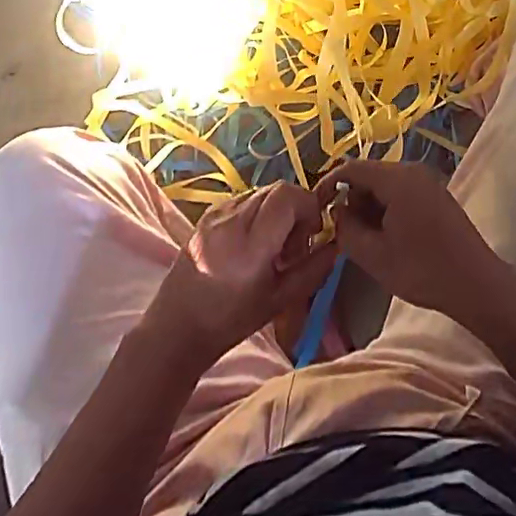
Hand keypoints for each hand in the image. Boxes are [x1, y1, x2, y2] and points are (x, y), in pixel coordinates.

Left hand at [144, 183, 336, 365]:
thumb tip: (337, 245)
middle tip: (293, 244)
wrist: (178, 326)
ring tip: (272, 246)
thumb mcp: (280, 300)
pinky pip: (243, 199)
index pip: (288, 196)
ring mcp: (216, 213)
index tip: (310, 235)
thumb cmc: (231, 320)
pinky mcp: (207, 214)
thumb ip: (313, 269)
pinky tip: (252, 243)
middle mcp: (232, 219)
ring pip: (261, 192)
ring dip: (277, 209)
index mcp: (251, 243)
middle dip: (295, 208)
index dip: (308, 207)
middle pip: (277, 189)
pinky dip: (258, 212)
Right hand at [314, 160, 506, 317]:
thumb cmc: (422, 270)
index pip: (351, 168)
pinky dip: (388, 208)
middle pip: (369, 174)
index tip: (317, 209)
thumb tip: (338, 210)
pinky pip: (401, 191)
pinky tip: (389, 236)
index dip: (329, 185)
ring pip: (385, 184)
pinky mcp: (437, 195)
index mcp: (397, 179)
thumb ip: (346, 228)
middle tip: (346, 231)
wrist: (477, 286)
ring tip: (368, 238)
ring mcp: (428, 181)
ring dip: (370, 206)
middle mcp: (413, 171)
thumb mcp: (373, 255)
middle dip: (352, 199)